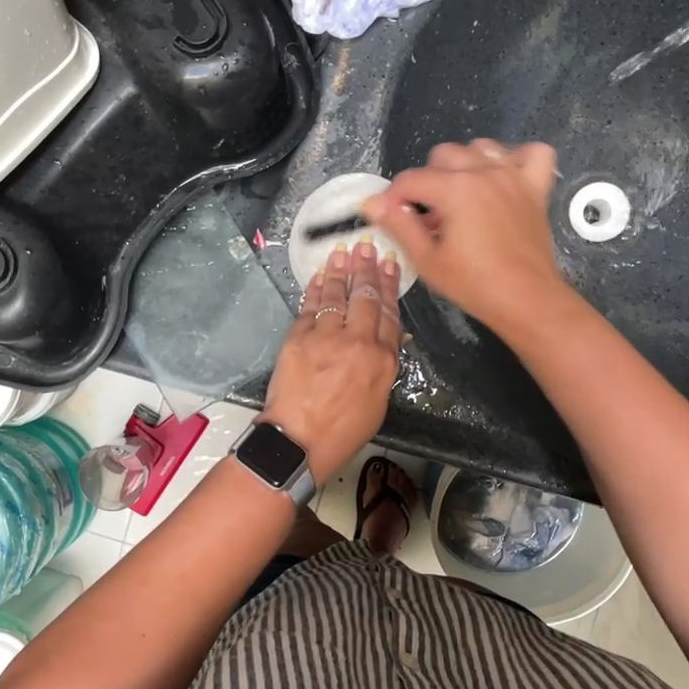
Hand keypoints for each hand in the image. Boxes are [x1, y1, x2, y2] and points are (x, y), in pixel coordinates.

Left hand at [260, 241, 403, 482]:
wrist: (298, 441)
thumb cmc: (341, 432)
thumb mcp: (377, 403)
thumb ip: (384, 367)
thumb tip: (390, 340)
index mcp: (383, 361)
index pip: (390, 315)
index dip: (389, 287)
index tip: (389, 266)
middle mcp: (358, 343)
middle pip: (366, 298)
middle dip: (367, 269)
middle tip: (368, 247)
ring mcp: (326, 338)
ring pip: (336, 296)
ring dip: (341, 271)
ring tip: (344, 252)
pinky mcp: (298, 338)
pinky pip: (310, 307)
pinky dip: (316, 289)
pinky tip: (320, 276)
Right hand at [362, 139, 578, 337]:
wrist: (525, 299)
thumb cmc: (472, 284)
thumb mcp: (426, 259)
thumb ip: (398, 225)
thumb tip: (372, 203)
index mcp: (455, 189)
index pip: (411, 179)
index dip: (393, 198)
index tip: (390, 218)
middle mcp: (485, 172)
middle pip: (443, 155)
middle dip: (427, 180)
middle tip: (428, 215)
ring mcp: (514, 176)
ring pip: (481, 148)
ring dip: (464, 166)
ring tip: (460, 197)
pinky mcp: (536, 187)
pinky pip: (532, 153)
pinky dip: (515, 160)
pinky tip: (503, 179)